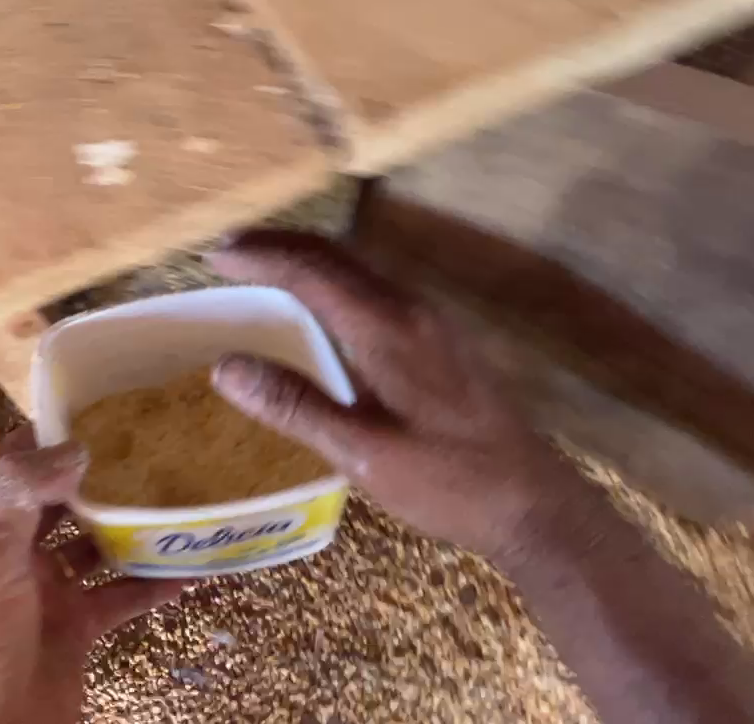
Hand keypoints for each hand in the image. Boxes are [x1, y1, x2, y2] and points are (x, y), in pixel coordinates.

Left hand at [0, 429, 186, 723]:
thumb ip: (22, 492)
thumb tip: (75, 444)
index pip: (15, 461)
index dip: (47, 434)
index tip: (94, 408)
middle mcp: (19, 548)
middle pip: (60, 498)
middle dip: (97, 475)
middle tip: (148, 448)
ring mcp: (50, 588)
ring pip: (95, 544)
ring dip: (129, 526)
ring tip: (173, 500)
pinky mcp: (77, 628)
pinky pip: (120, 597)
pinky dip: (151, 584)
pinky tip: (187, 570)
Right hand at [206, 230, 601, 563]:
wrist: (541, 510)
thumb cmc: (449, 482)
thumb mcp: (362, 453)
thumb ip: (293, 406)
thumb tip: (223, 366)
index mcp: (388, 328)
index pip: (311, 271)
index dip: (258, 258)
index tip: (213, 259)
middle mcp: (408, 308)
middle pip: (333, 253)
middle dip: (274, 244)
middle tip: (225, 253)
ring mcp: (427, 319)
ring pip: (353, 264)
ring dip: (300, 256)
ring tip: (256, 267)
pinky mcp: (434, 336)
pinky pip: (366, 283)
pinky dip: (324, 276)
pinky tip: (310, 301)